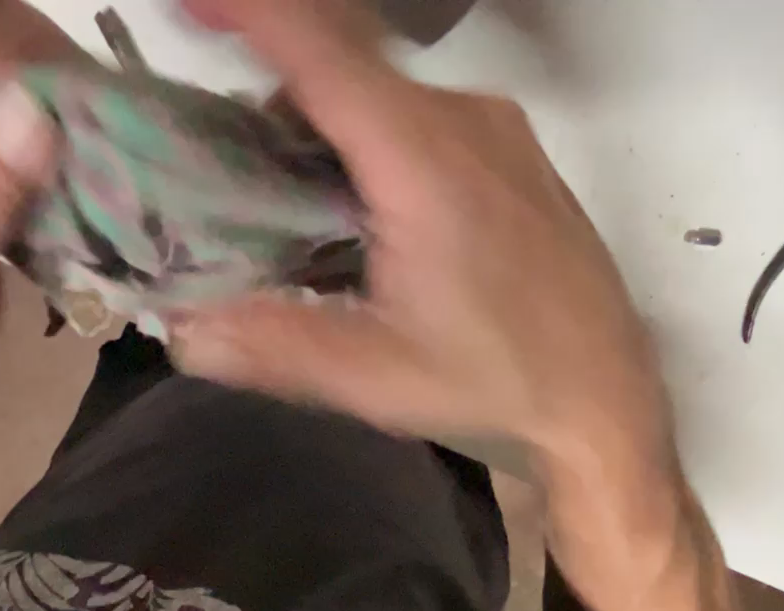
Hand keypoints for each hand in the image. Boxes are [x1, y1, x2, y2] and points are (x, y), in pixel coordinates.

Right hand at [175, 0, 751, 610]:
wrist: (600, 397)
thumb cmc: (495, 382)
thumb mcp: (373, 375)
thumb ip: (274, 347)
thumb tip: (183, 332)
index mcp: (424, 161)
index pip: (326, 54)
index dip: (255, 15)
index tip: (192, 0)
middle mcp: (464, 123)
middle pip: (347, 74)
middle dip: (271, 105)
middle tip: (222, 172)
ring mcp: (494, 137)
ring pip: (382, 102)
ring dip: (319, 136)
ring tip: (282, 211)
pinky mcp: (510, 162)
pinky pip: (418, 127)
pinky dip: (364, 151)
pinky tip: (350, 221)